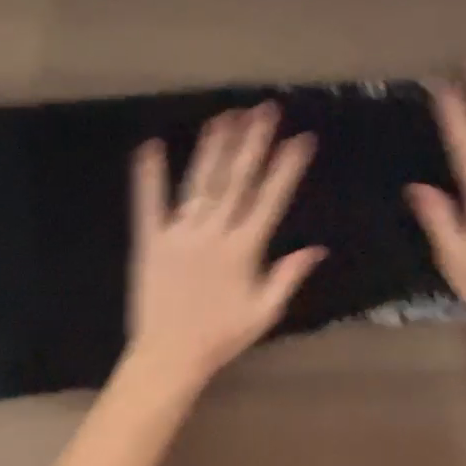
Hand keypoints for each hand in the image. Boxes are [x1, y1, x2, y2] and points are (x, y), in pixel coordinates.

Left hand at [126, 103, 324, 387]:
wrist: (170, 355)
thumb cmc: (221, 337)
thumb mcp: (264, 312)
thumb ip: (288, 277)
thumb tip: (316, 249)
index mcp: (244, 250)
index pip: (269, 199)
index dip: (285, 168)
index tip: (299, 139)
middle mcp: (213, 234)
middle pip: (235, 181)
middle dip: (252, 143)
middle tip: (263, 110)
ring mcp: (179, 234)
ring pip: (199, 183)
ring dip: (212, 148)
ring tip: (224, 117)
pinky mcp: (150, 241)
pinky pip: (148, 203)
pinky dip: (149, 176)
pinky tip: (149, 146)